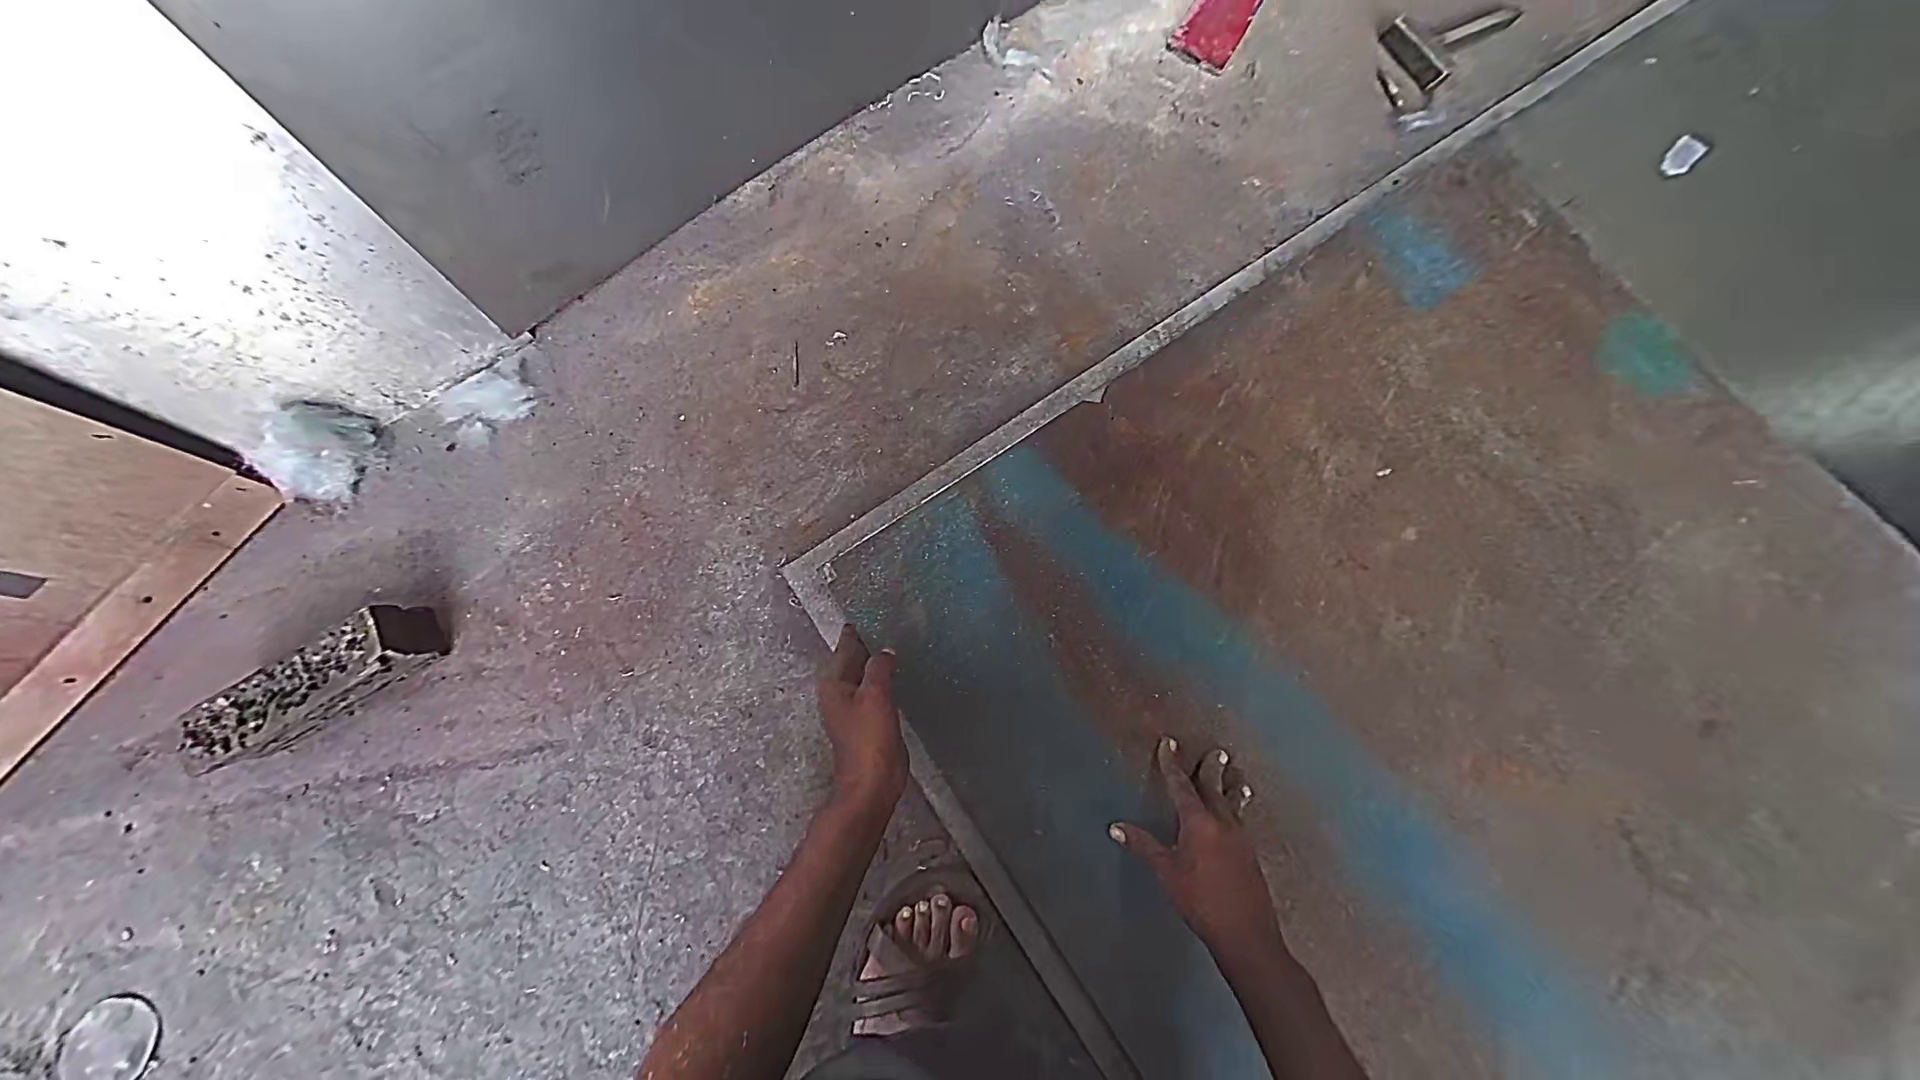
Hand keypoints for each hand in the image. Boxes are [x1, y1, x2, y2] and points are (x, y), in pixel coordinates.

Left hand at [816, 625, 906, 807]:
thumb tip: (886, 652)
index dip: (859, 630)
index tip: (874, 610)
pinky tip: (900, 673)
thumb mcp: (875, 695)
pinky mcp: (869, 720)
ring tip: (898, 641)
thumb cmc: (869, 739)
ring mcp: (854, 707)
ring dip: (879, 661)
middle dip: (870, 643)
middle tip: (892, 620)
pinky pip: (877, 689)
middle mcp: (840, 692)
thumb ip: (879, 668)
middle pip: (855, 659)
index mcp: (833, 683)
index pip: (846, 646)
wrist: (872, 784)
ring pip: (866, 674)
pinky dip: (886, 678)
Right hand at [1111, 737, 1281, 953]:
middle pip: (1214, 789)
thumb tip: (1116, 826)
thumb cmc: (1200, 900)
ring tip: (1238, 777)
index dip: (1172, 764)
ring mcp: (1240, 838)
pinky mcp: (1250, 855)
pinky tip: (1238, 817)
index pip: (1181, 786)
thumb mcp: (1167, 872)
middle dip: (1210, 769)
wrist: (1246, 934)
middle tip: (1218, 752)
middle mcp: (1222, 823)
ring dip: (1231, 788)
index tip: (1169, 744)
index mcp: (1199, 822)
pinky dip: (1238, 809)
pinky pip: (1241, 821)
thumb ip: (1144, 845)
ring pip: (1233, 804)